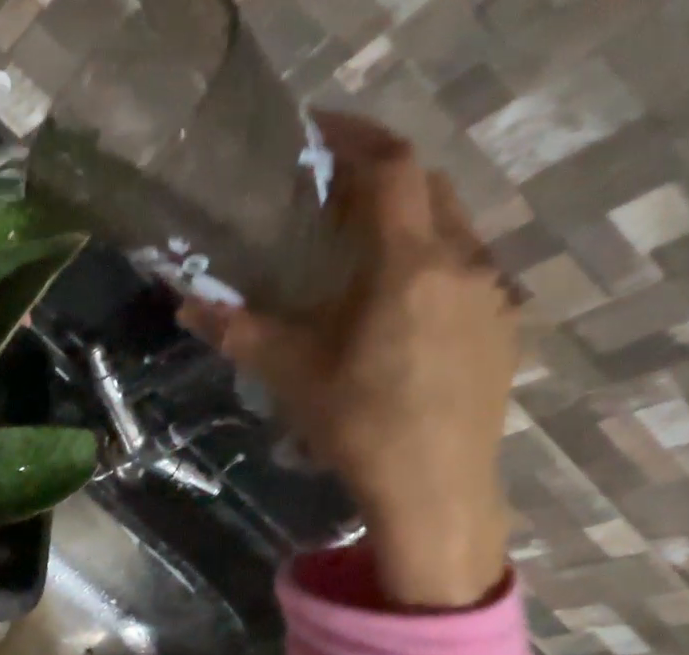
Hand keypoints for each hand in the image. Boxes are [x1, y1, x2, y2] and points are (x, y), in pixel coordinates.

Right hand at [180, 114, 519, 608]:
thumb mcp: (287, 372)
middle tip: (327, 186)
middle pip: (429, 188)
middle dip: (380, 175)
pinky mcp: (501, 322)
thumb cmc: (355, 422)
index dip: (357, 140)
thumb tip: (186, 302)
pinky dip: (427, 255)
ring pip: (451, 226)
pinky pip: (465, 264)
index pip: (393, 171)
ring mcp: (492, 292)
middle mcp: (463, 263)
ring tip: (354, 239)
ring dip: (405, 217)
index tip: (316, 135)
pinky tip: (391, 294)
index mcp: (409, 265)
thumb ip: (237, 328)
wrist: (433, 486)